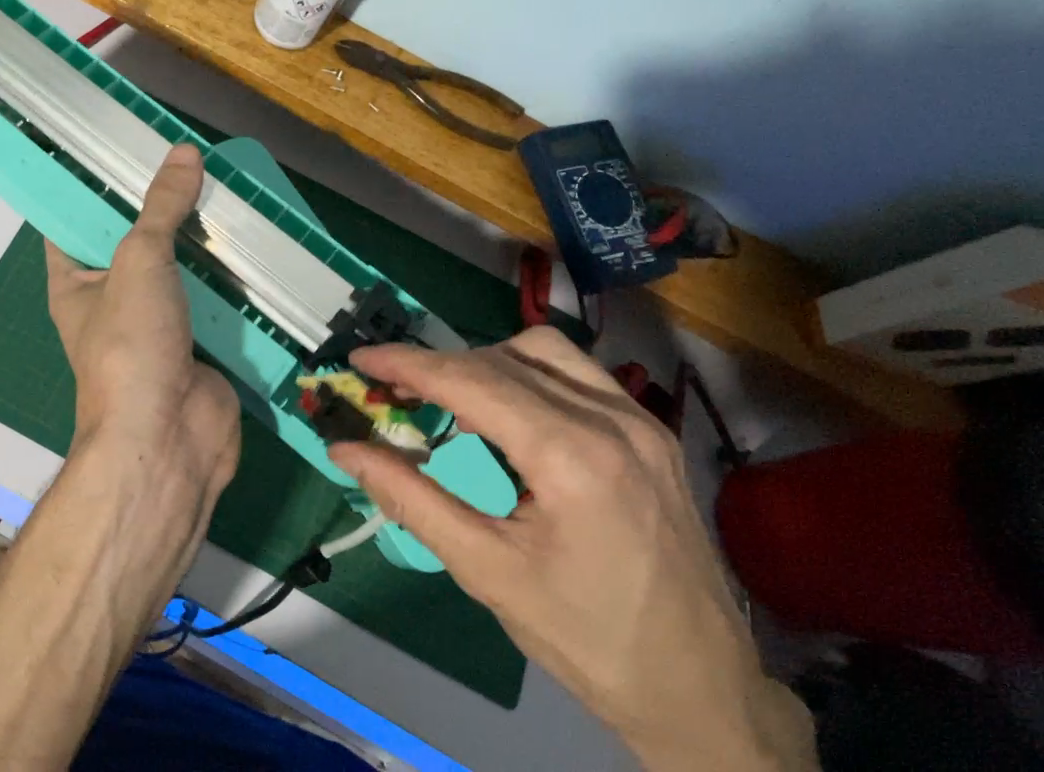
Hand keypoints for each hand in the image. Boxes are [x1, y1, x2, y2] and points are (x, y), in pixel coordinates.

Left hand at [44, 143, 239, 495]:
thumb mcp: (138, 262)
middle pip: (137, 242)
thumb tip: (183, 153)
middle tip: (194, 160)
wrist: (168, 438)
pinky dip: (234, 280)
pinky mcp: (200, 345)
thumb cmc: (130, 345)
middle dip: (164, 209)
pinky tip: (258, 243)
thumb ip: (160, 208)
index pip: (74, 223)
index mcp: (75, 282)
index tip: (122, 147)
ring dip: (205, 243)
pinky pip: (216, 303)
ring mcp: (158, 325)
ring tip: (232, 190)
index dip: (93, 186)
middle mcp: (112, 301)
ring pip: (182, 272)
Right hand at [329, 328, 815, 771]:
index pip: (471, 382)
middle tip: (393, 395)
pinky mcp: (654, 437)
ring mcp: (643, 424)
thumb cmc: (585, 636)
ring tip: (452, 408)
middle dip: (439, 368)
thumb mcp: (485, 570)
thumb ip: (410, 498)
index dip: (406, 364)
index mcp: (573, 455)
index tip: (359, 359)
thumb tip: (344, 450)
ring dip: (486, 366)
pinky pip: (579, 377)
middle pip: (504, 359)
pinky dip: (529, 380)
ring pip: (546, 354)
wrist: (699, 689)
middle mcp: (614, 421)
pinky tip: (509, 422)